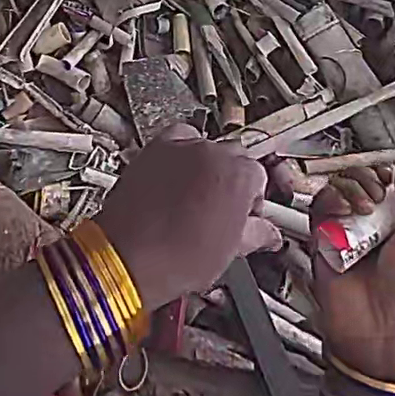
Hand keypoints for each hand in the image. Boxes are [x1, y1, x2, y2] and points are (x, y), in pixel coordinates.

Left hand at [94, 126, 276, 308]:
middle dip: (231, 179)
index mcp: (240, 176)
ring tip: (194, 195)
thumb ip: (255, 234)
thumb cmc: (175, 257)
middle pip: (235, 156)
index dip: (251, 198)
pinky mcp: (159, 146)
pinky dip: (182, 151)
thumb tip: (267, 233)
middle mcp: (215, 153)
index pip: (258, 176)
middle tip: (221, 208)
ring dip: (207, 165)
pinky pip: (180, 138)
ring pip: (208, 147)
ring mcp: (186, 147)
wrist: (127, 257)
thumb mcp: (228, 252)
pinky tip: (178, 174)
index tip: (243, 214)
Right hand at [309, 159, 394, 382]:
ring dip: (352, 189)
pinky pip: (320, 206)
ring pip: (339, 186)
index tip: (393, 173)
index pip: (388, 182)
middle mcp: (370, 222)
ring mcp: (346, 228)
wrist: (381, 336)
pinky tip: (345, 215)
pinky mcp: (323, 238)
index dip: (388, 174)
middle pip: (361, 177)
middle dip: (370, 179)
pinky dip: (332, 202)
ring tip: (365, 211)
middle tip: (379, 198)